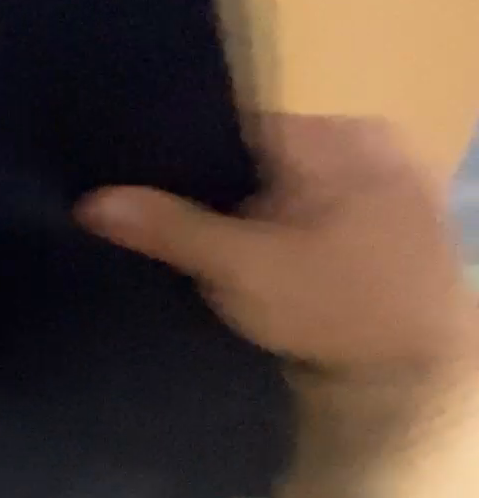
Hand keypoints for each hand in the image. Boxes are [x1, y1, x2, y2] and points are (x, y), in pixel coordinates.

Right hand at [77, 115, 474, 383]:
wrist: (407, 371)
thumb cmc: (335, 306)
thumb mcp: (240, 265)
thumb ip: (166, 228)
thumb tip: (90, 202)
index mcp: (344, 138)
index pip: (231, 127)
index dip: (166, 154)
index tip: (113, 182)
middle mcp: (358, 150)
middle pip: (241, 160)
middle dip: (185, 190)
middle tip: (123, 216)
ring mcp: (359, 190)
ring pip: (253, 191)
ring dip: (208, 216)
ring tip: (153, 237)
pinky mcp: (350, 228)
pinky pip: (272, 215)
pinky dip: (236, 233)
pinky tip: (203, 257)